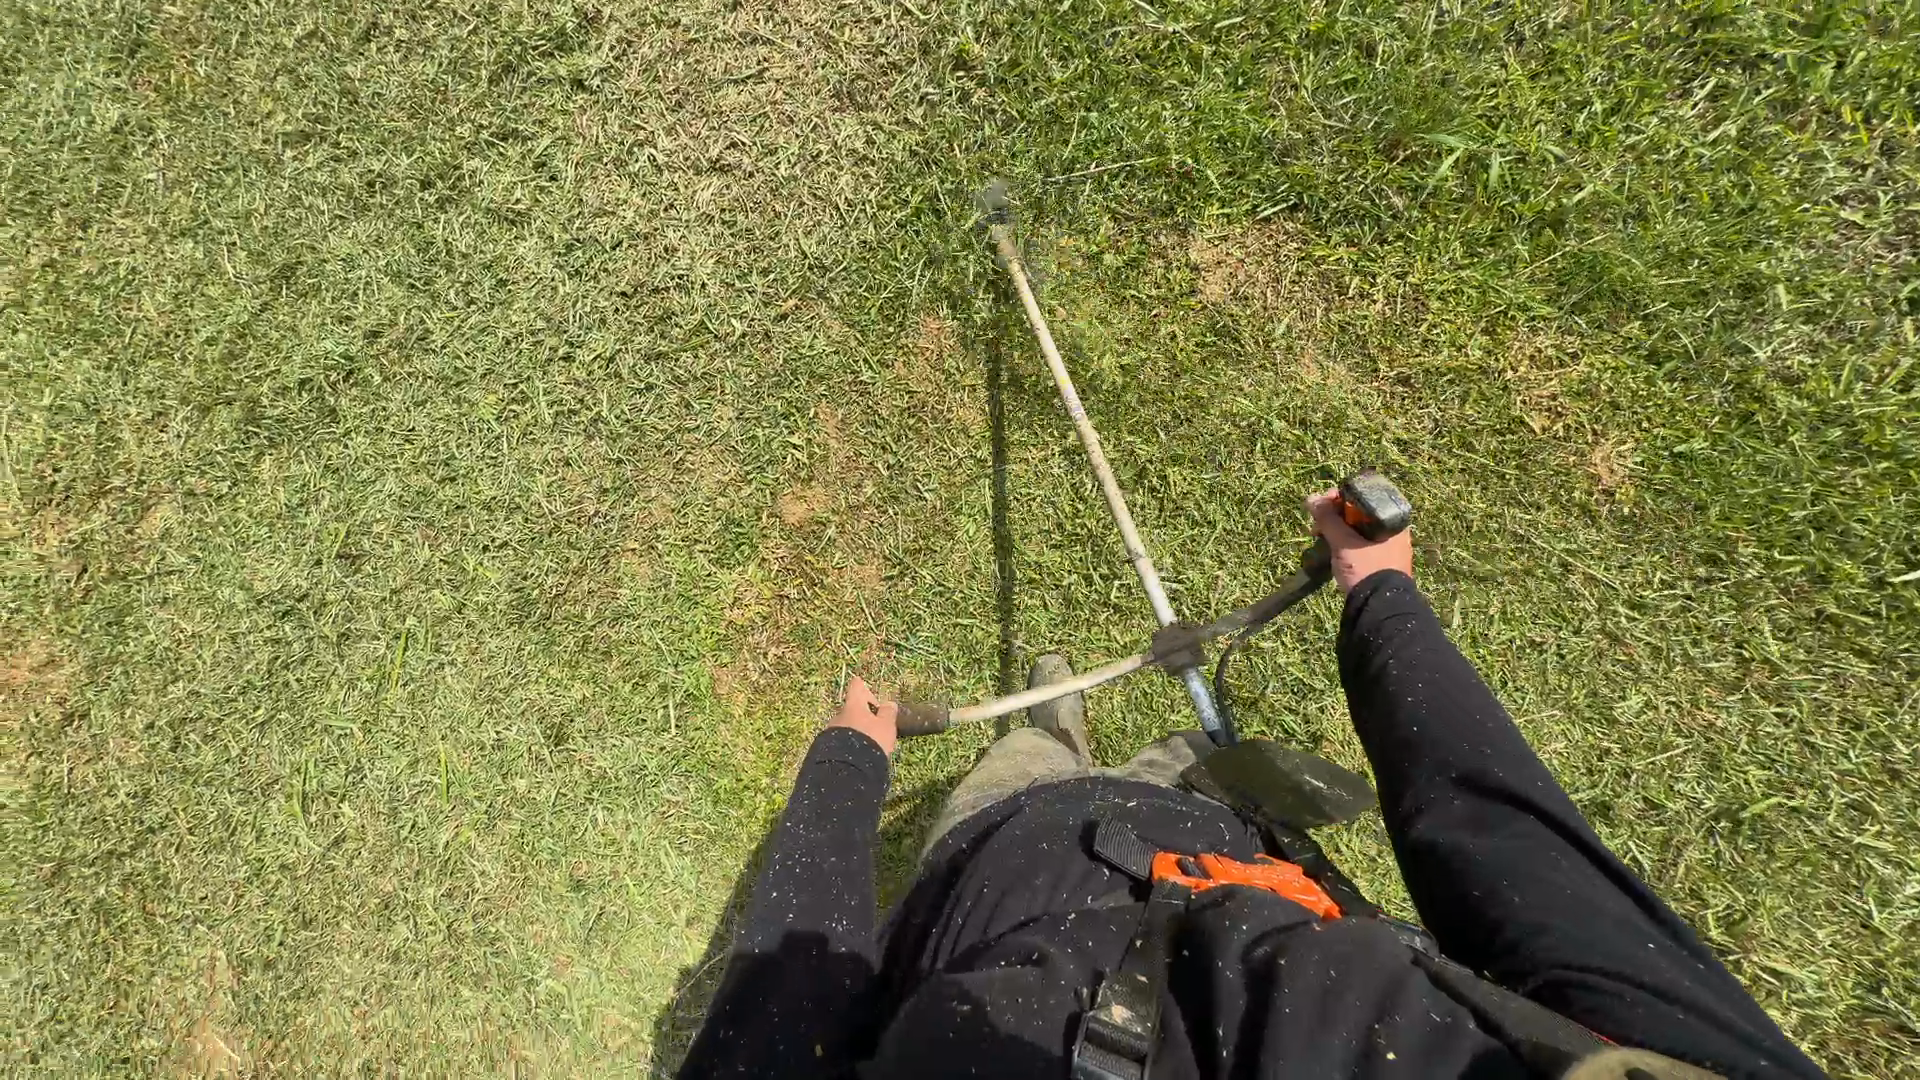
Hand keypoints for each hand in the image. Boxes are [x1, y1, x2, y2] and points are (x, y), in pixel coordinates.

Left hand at [827, 676, 897, 756]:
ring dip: (853, 732)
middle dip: (861, 716)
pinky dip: (846, 745)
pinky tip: (855, 756)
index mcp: (853, 706)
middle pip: (850, 709)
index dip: (863, 687)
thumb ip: (888, 714)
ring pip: (843, 727)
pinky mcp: (824, 749)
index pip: (856, 687)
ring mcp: (829, 732)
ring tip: (866, 746)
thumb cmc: (870, 742)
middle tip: (874, 727)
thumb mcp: (886, 727)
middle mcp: (838, 716)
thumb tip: (889, 704)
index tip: (868, 690)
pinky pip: (838, 742)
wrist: (847, 770)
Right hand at [1306, 488, 1412, 593]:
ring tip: (1318, 537)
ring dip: (1335, 530)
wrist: (1379, 606)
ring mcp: (1387, 546)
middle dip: (1334, 516)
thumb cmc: (1366, 568)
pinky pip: (1358, 543)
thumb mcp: (1343, 542)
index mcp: (1392, 520)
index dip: (1339, 498)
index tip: (1321, 506)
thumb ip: (1328, 519)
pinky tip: (1330, 549)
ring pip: (1356, 528)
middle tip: (1316, 524)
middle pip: (1358, 513)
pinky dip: (1342, 542)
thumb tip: (1311, 499)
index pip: (1363, 498)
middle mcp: (1393, 530)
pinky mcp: (1379, 560)